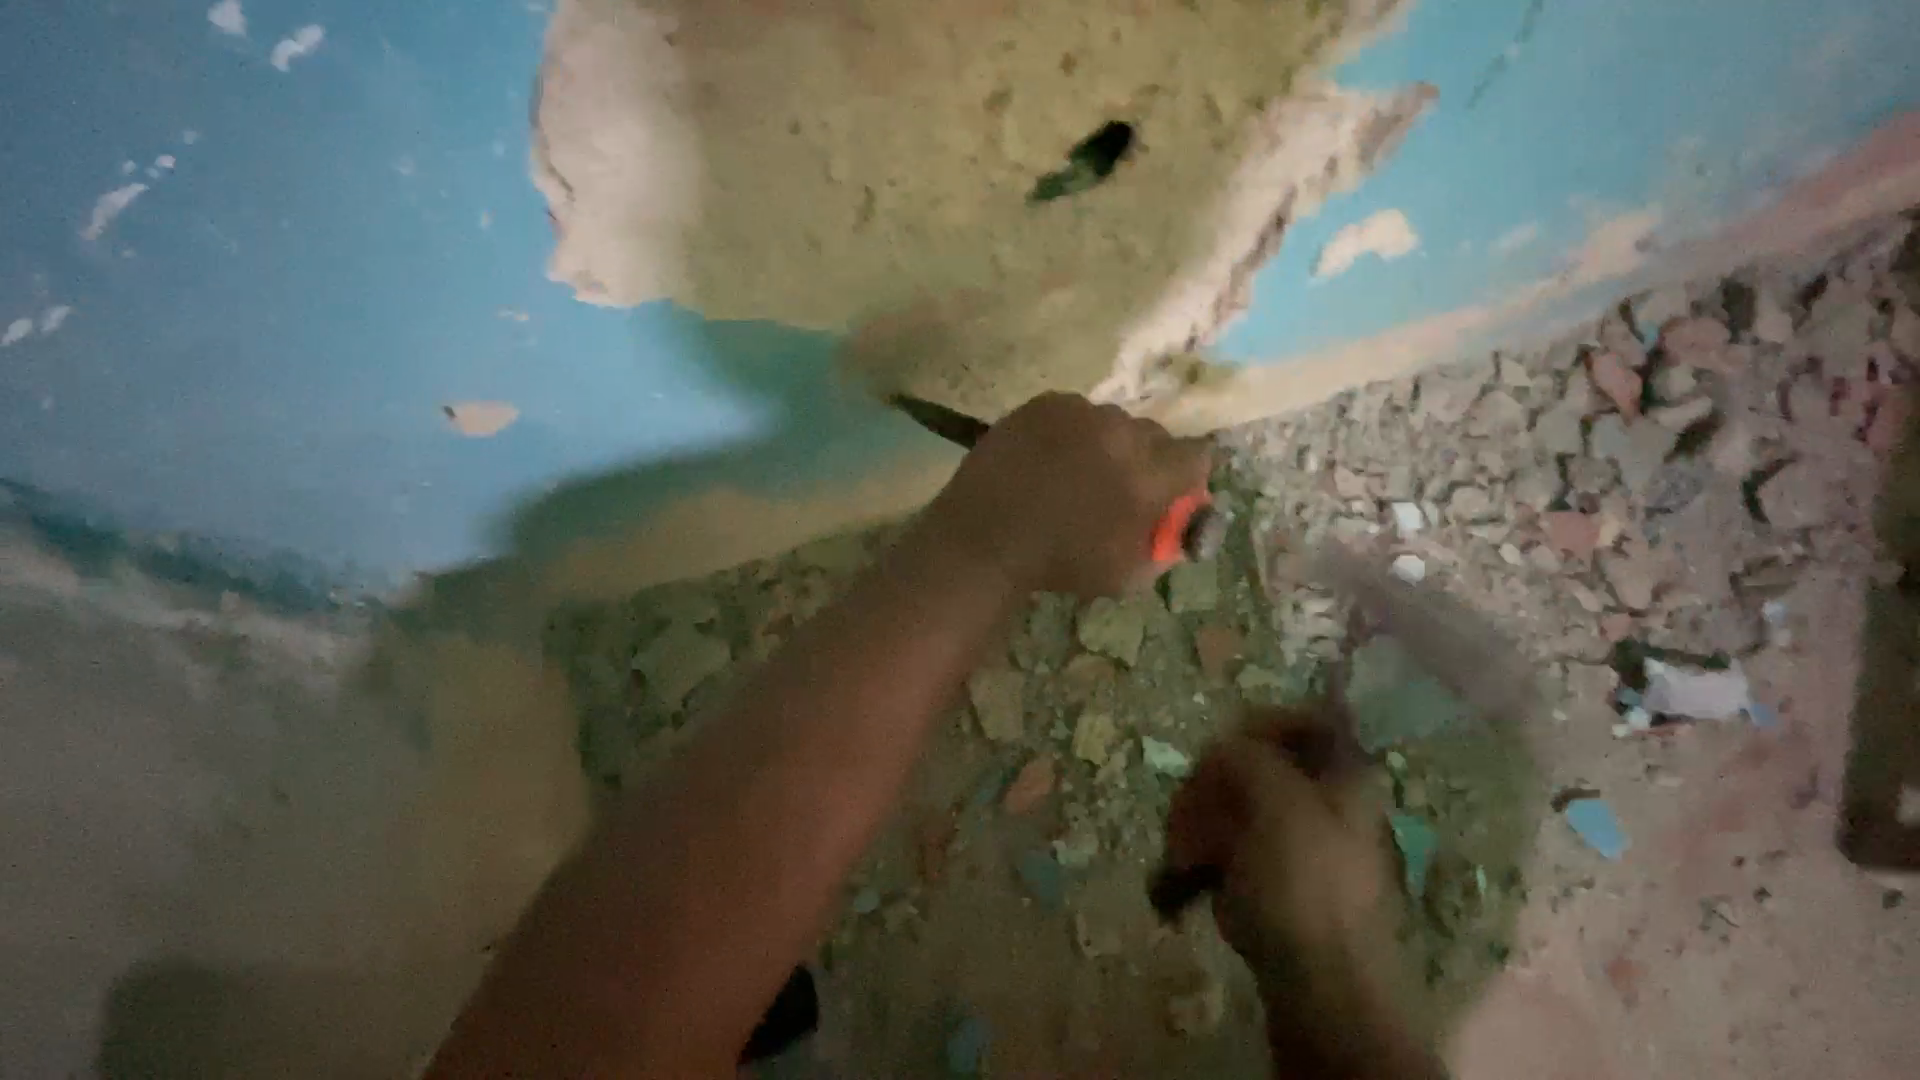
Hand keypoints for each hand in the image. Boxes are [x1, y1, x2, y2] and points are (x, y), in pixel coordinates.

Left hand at [923, 392, 1211, 597]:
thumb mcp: (1127, 573)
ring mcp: (1079, 412)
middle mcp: (1120, 432)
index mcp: (1149, 475)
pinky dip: (1069, 431)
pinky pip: (1072, 412)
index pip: (1197, 454)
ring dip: (1106, 442)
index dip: (1187, 473)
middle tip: (1119, 483)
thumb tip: (1184, 522)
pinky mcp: (1043, 404)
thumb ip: (1166, 543)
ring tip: (1077, 470)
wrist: (985, 539)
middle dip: (1145, 457)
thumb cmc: (1060, 566)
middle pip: (1154, 433)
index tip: (1171, 487)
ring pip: (1111, 420)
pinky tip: (1048, 457)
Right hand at [1164, 707, 1442, 1077]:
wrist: (1320, 982)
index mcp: (1341, 774)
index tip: (1220, 752)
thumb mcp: (1278, 802)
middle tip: (1188, 809)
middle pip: (1254, 761)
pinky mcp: (1267, 873)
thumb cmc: (1305, 884)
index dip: (1257, 725)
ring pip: (1230, 802)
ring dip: (1197, 818)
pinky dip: (1203, 849)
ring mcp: (1292, 838)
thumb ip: (1245, 756)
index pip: (1301, 720)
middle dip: (1211, 783)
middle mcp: (1319, 798)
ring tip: (1181, 850)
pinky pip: (1225, 841)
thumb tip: (1220, 747)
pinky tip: (1187, 872)